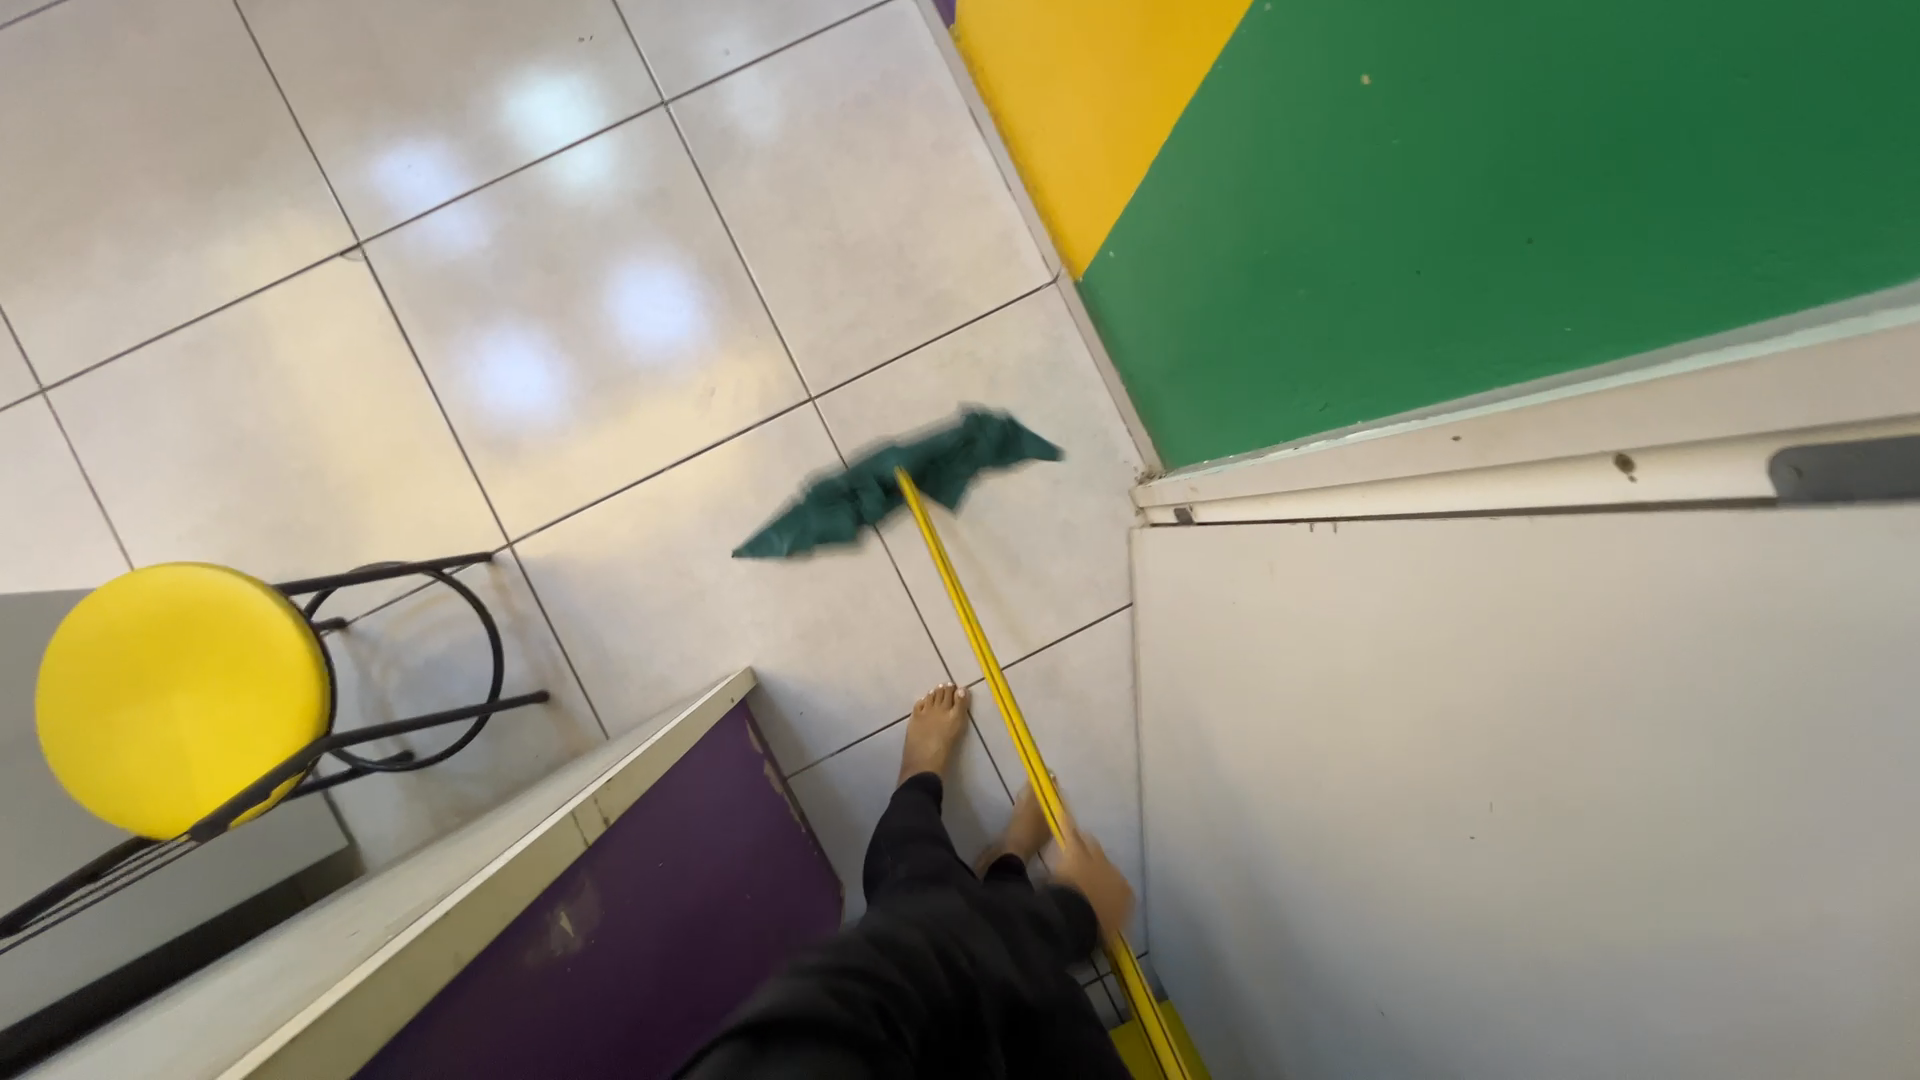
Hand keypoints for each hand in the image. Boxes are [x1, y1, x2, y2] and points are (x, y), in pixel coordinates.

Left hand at [1052, 827, 1134, 937]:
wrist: (1078, 918)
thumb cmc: (1092, 931)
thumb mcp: (1106, 933)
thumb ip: (1107, 924)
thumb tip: (1103, 927)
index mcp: (1125, 895)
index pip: (1119, 887)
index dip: (1106, 887)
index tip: (1097, 891)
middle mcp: (1115, 873)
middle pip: (1106, 863)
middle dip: (1097, 864)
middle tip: (1085, 868)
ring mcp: (1097, 860)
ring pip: (1092, 846)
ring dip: (1084, 845)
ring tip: (1077, 841)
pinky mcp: (1077, 852)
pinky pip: (1072, 833)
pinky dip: (1067, 825)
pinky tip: (1062, 815)